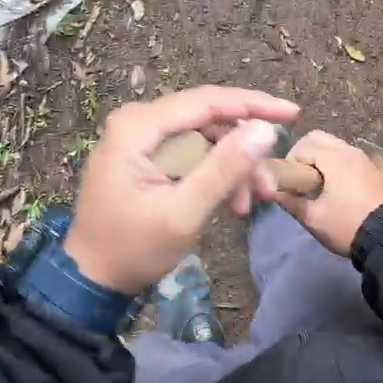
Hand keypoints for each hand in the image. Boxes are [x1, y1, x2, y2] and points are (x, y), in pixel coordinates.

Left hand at [65, 86, 299, 293]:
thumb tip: (265, 130)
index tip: (292, 114)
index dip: (254, 105)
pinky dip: (215, 174)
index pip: (207, 101)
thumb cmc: (132, 249)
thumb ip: (223, 169)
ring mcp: (140, 138)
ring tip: (250, 204)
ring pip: (205, 137)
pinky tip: (231, 203)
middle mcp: (137, 121)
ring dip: (232, 167)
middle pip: (208, 118)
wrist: (90, 281)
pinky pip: (192, 152)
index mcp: (138, 126)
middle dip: (243, 149)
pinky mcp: (146, 155)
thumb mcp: (183, 213)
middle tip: (270, 184)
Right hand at [279, 131, 382, 255]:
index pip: (303, 145)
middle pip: (318, 138)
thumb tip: (273, 191)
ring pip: (333, 145)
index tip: (289, 181)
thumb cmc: (346, 225)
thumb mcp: (312, 218)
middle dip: (304, 153)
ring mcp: (362, 158)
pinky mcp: (369, 168)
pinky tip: (332, 186)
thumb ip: (290, 200)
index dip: (291, 161)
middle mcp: (349, 151)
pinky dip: (333, 162)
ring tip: (315, 183)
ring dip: (319, 157)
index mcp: (335, 159)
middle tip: (299, 178)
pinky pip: (345, 155)